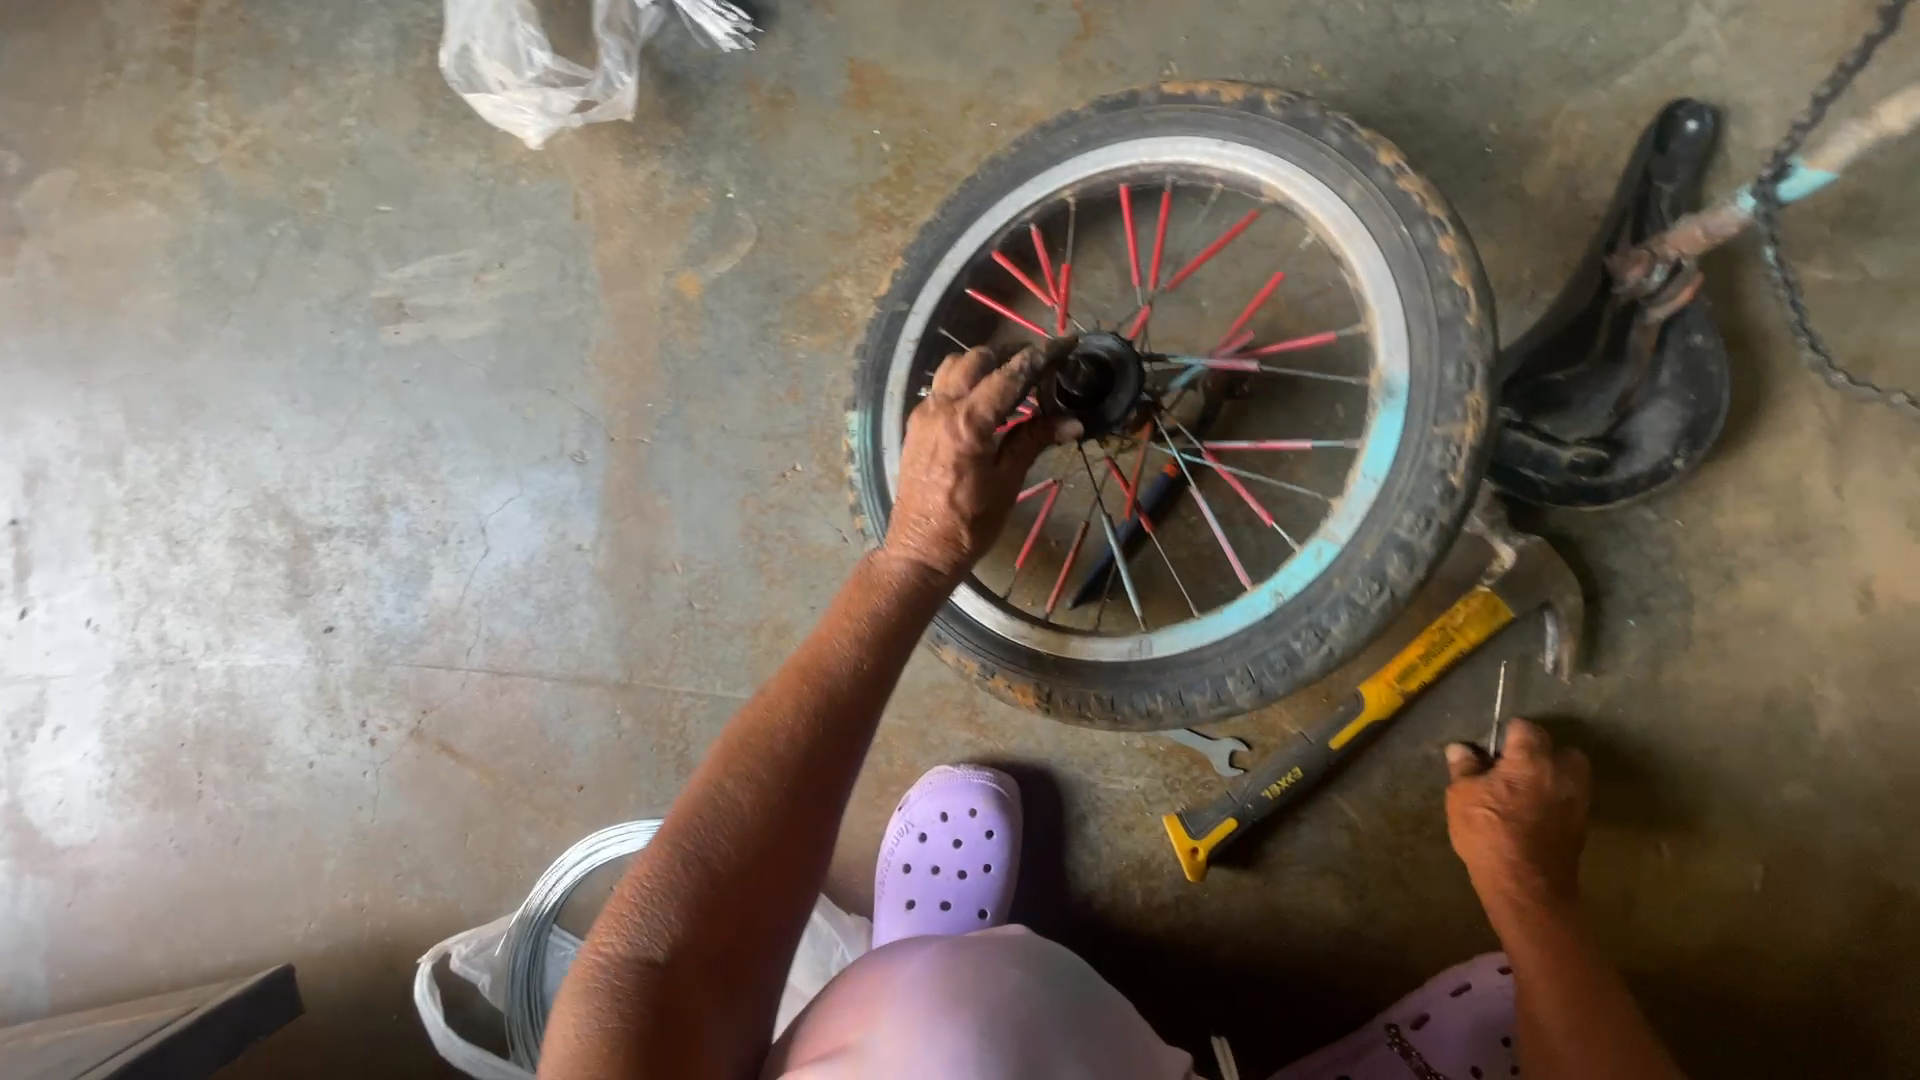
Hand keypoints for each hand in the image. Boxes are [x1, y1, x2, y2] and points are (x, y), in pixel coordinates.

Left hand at [885, 344, 1081, 583]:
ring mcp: (923, 416)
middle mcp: (941, 409)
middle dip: (1009, 354)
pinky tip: (981, 402)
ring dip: (982, 365)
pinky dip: (962, 383)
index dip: (1042, 356)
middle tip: (1038, 364)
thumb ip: (1034, 441)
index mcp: (968, 422)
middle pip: (977, 359)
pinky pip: (939, 389)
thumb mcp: (1008, 481)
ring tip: (1009, 378)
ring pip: (952, 368)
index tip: (1066, 344)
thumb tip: (1073, 422)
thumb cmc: (969, 524)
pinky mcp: (914, 427)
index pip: (1011, 374)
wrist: (921, 550)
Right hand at [1444, 718, 1591, 910]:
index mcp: (1532, 760)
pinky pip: (1571, 798)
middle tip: (1514, 766)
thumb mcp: (1462, 795)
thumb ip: (1465, 768)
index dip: (1508, 732)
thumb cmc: (1488, 831)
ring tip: (1525, 788)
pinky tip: (1533, 810)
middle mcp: (1563, 775)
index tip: (1491, 746)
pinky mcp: (1581, 825)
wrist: (1525, 884)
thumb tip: (1461, 749)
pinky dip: (1556, 797)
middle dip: (1542, 752)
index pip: (1526, 728)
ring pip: (1572, 775)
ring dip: (1553, 775)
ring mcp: (1577, 801)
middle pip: (1563, 750)